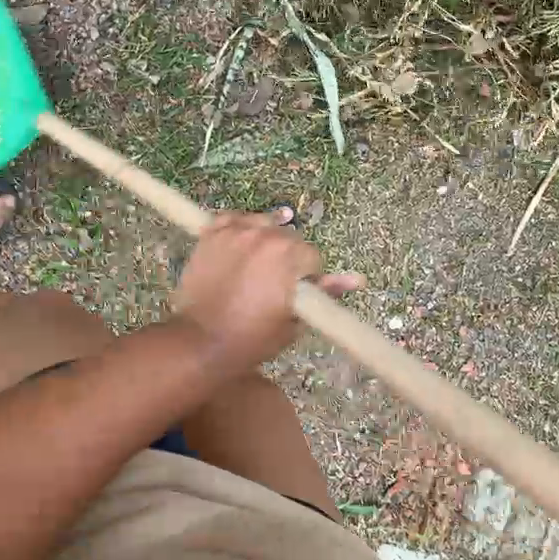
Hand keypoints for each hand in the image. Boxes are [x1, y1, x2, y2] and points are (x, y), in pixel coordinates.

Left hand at [171, 212, 362, 374]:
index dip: (308, 278)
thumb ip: (325, 295)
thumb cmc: (252, 338)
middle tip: (273, 285)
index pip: (312, 258)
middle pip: (288, 237)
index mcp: (290, 254)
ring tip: (257, 264)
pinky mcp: (211, 232)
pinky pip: (233, 218)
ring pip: (262, 223)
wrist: (201, 341)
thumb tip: (358, 279)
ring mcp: (235, 230)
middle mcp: (265, 234)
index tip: (294, 296)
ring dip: (265, 239)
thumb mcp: (294, 321)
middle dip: (287, 258)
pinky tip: (240, 243)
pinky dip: (239, 228)